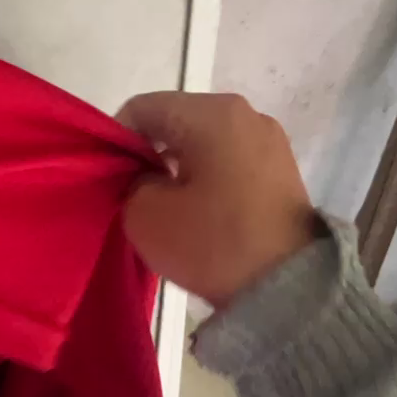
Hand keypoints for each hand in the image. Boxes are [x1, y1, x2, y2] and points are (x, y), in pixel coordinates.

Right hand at [117, 92, 318, 307]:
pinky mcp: (280, 168)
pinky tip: (195, 207)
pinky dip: (204, 174)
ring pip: (202, 139)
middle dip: (147, 150)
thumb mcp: (143, 213)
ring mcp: (269, 139)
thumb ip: (131, 180)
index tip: (109, 175)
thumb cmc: (210, 242)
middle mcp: (244, 113)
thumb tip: (145, 175)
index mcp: (210, 114)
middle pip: (175, 119)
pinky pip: (227, 158)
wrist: (288, 288)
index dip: (115, 139)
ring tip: (164, 201)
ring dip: (176, 163)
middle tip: (131, 190)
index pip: (141, 108)